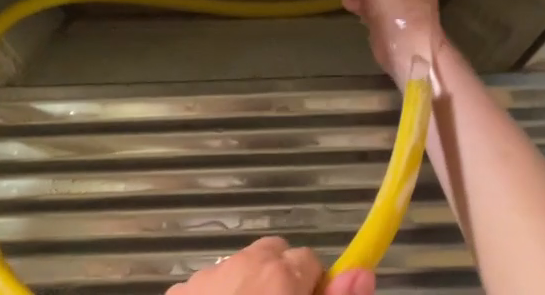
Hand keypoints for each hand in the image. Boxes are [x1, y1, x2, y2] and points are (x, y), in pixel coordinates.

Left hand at [167, 237, 373, 294]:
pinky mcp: (180, 292)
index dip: (315, 288)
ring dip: (250, 286)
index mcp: (279, 273)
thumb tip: (364, 273)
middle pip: (274, 254)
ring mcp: (207, 276)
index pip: (310, 260)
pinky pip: (209, 284)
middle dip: (283, 279)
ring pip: (239, 267)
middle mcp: (243, 262)